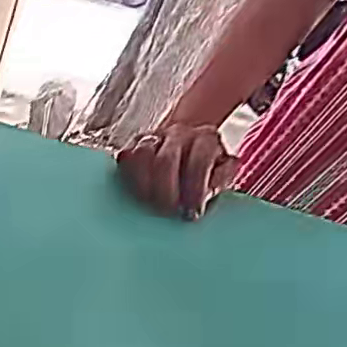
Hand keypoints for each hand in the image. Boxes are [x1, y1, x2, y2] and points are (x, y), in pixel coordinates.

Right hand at [116, 124, 234, 220]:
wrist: (186, 146)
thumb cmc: (204, 168)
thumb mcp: (222, 172)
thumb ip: (218, 182)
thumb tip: (205, 196)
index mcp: (206, 138)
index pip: (199, 160)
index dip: (195, 189)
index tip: (191, 212)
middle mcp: (179, 133)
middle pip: (166, 160)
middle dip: (165, 192)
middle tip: (167, 212)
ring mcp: (153, 138)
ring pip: (141, 155)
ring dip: (144, 186)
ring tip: (149, 205)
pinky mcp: (131, 147)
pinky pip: (125, 159)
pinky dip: (128, 178)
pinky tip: (136, 195)